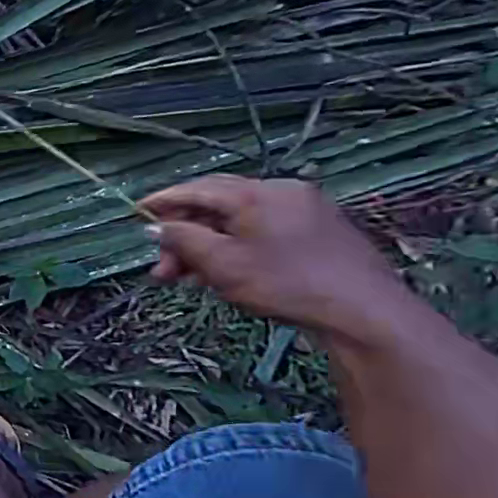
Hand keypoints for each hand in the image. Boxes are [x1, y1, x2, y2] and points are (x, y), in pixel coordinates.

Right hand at [139, 176, 422, 340]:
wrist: (361, 309)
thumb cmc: (283, 283)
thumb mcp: (221, 264)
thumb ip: (183, 240)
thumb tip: (156, 226)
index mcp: (256, 194)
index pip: (197, 189)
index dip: (163, 200)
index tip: (136, 211)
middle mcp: (280, 191)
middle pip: (216, 204)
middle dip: (183, 233)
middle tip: (161, 268)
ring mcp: (301, 207)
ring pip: (237, 220)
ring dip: (206, 246)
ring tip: (187, 279)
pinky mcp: (315, 228)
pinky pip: (259, 229)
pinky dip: (232, 247)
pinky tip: (221, 273)